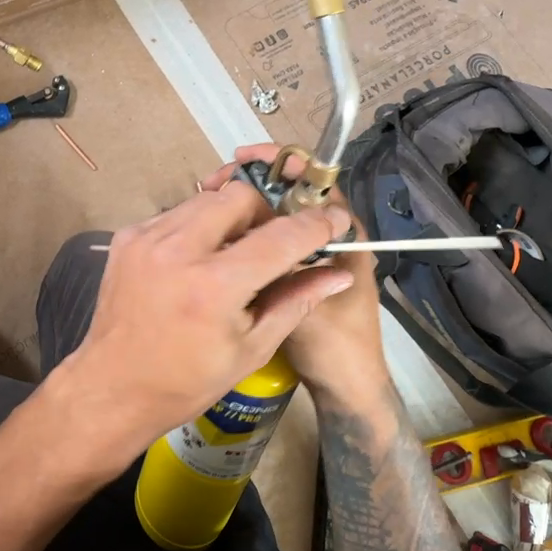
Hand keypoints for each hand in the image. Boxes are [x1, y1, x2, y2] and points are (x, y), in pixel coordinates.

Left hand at [53, 180, 353, 464]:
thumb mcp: (251, 348)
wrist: (114, 385)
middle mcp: (178, 249)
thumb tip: (339, 273)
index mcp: (214, 285)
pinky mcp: (128, 235)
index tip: (334, 220)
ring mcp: (147, 236)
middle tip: (271, 242)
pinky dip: (197, 226)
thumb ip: (295, 301)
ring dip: (230, 217)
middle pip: (239, 196)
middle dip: (265, 213)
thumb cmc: (188, 379)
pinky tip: (199, 258)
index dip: (315, 225)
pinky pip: (175, 213)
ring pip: (205, 199)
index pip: (279, 237)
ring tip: (235, 251)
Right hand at [202, 146, 392, 399]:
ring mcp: (309, 254)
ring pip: (275, 214)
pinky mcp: (293, 270)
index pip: (314, 180)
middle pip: (290, 191)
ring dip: (243, 203)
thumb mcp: (309, 303)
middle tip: (211, 182)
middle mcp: (328, 237)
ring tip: (206, 201)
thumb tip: (249, 220)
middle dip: (251, 180)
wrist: (345, 391)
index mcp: (344, 236)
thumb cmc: (336, 347)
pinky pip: (267, 237)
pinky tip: (215, 232)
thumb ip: (287, 264)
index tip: (242, 159)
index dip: (280, 162)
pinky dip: (243, 228)